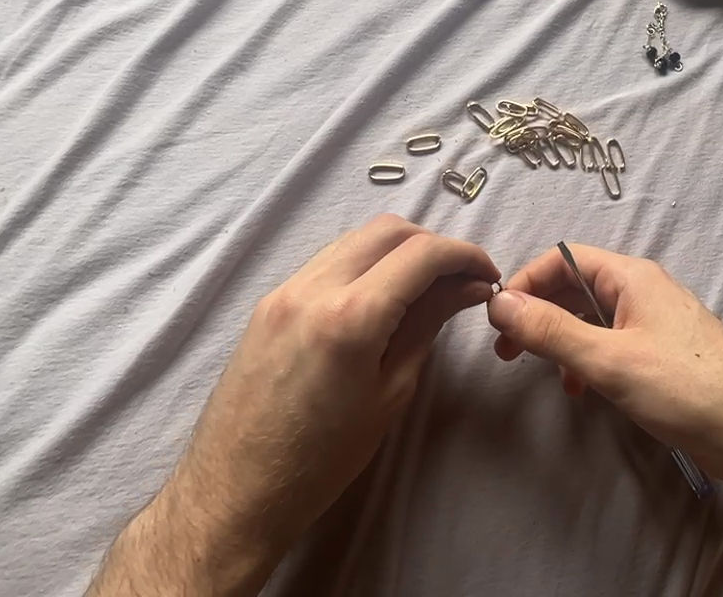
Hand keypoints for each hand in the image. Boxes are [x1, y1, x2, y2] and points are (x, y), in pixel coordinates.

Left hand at [89, 215, 498, 595]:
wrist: (234, 493)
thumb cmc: (324, 458)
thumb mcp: (392, 390)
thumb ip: (430, 323)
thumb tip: (469, 286)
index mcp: (351, 315)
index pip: (423, 253)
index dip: (465, 255)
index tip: (488, 275)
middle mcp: (315, 286)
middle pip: (391, 229)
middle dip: (435, 244)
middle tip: (460, 279)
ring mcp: (287, 288)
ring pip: (358, 236)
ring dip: (400, 248)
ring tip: (424, 286)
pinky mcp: (271, 299)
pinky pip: (331, 257)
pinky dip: (367, 260)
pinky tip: (381, 294)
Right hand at [488, 244, 722, 596]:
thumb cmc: (681, 387)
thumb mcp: (607, 359)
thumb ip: (551, 330)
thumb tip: (500, 301)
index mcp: (631, 275)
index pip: (564, 258)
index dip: (526, 282)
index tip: (497, 318)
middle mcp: (642, 288)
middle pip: (576, 285)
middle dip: (539, 311)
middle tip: (506, 350)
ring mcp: (654, 320)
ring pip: (593, 315)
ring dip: (561, 336)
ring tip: (537, 368)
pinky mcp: (662, 351)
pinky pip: (612, 340)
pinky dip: (587, 356)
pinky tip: (579, 387)